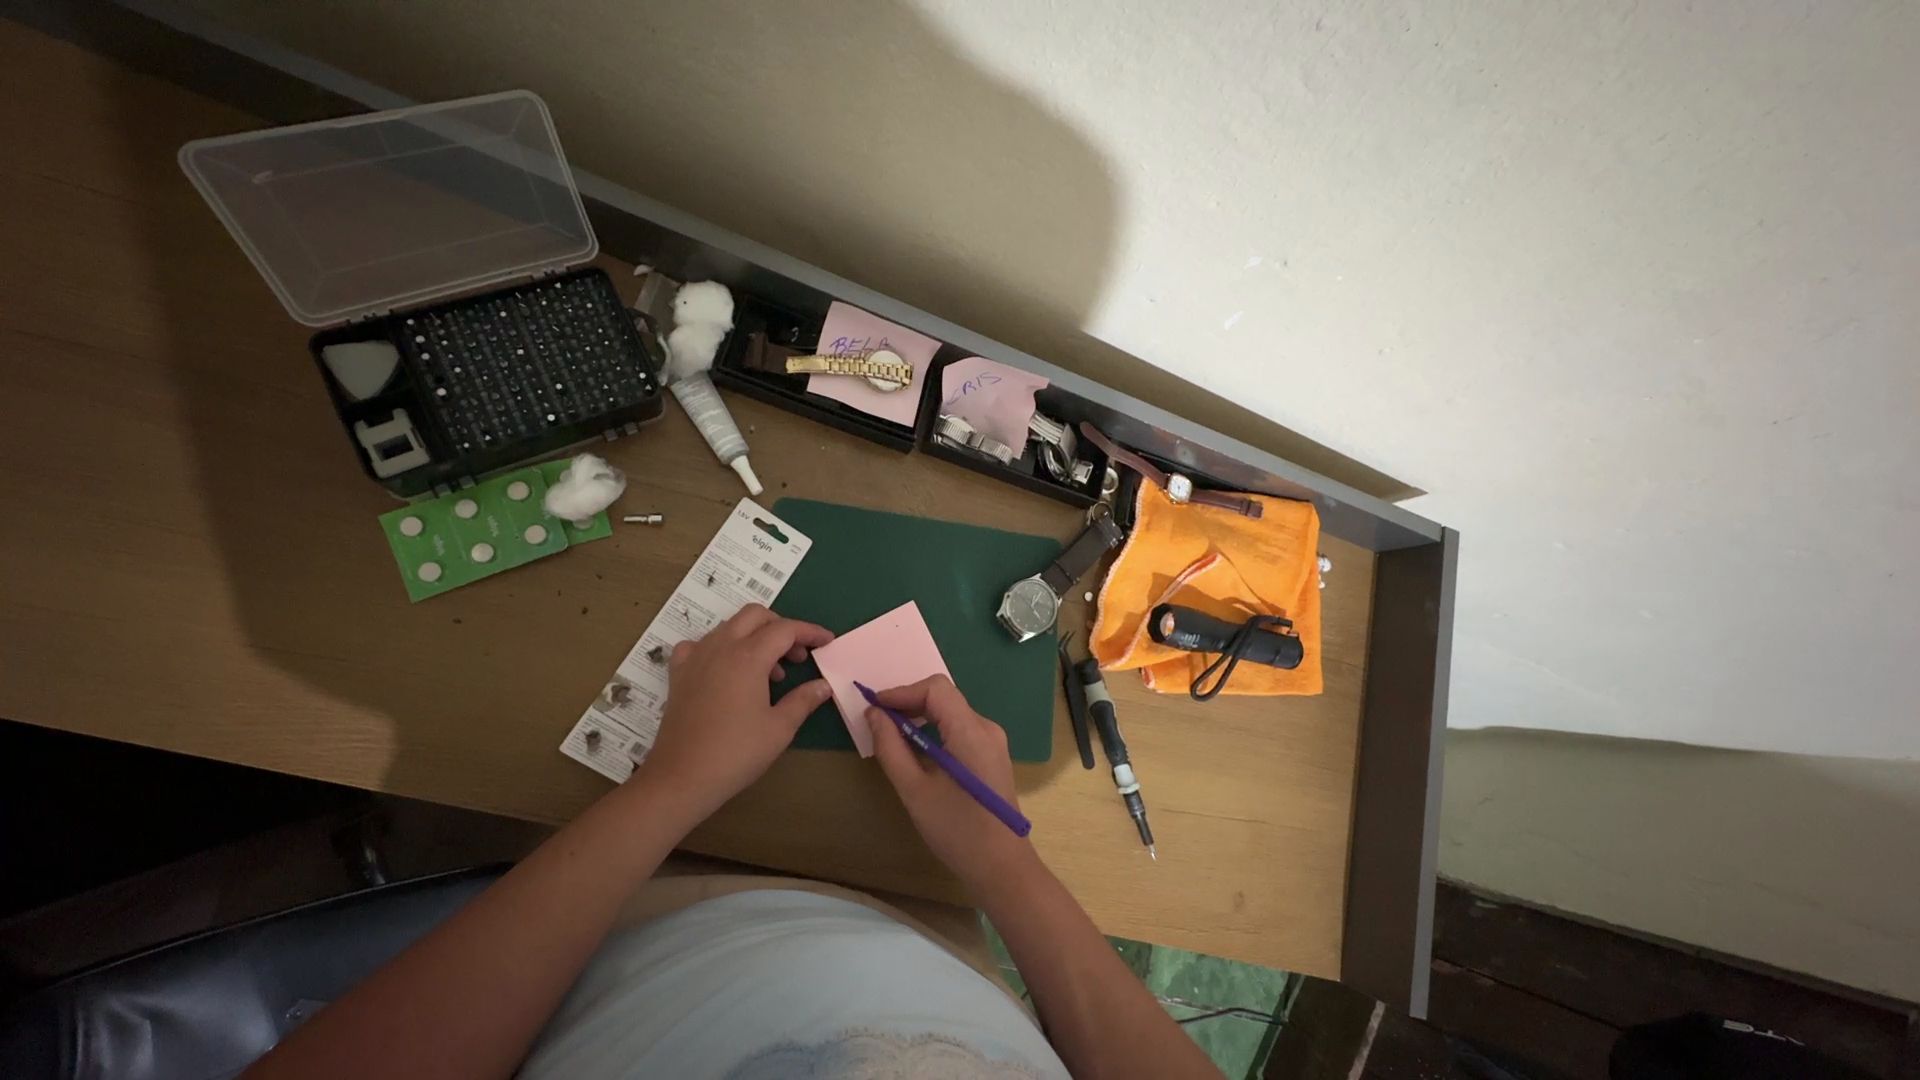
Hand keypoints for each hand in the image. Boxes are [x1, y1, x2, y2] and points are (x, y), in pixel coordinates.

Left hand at [636, 604, 833, 823]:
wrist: (682, 777)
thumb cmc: (736, 752)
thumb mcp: (780, 728)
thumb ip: (804, 700)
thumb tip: (823, 685)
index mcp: (748, 657)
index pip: (786, 629)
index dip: (810, 632)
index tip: (827, 642)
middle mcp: (721, 647)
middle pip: (756, 616)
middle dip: (782, 628)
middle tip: (797, 657)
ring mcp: (696, 658)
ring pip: (729, 626)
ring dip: (754, 637)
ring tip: (768, 672)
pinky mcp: (679, 673)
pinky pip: (699, 644)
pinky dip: (718, 647)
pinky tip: (725, 669)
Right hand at [866, 676, 1037, 886]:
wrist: (1001, 866)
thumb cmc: (956, 829)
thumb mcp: (914, 790)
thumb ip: (891, 747)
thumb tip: (874, 714)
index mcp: (971, 731)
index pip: (936, 688)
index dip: (902, 691)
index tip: (874, 706)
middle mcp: (986, 728)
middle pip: (944, 697)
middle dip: (909, 701)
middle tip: (878, 719)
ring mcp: (992, 741)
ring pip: (951, 711)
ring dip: (920, 715)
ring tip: (892, 733)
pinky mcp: (991, 754)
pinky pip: (960, 727)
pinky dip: (934, 728)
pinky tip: (916, 747)